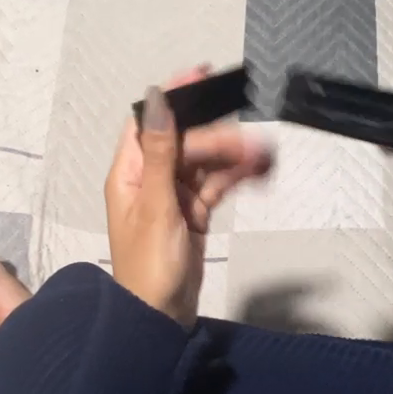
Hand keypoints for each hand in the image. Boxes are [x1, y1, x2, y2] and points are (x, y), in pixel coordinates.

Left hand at [105, 65, 272, 327]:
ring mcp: (172, 195)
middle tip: (249, 141)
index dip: (173, 97)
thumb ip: (160, 153)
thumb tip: (156, 99)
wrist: (161, 318)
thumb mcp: (156, 206)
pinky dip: (235, 177)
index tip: (201, 74)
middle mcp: (148, 178)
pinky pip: (215, 185)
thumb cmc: (150, 266)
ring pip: (204, 162)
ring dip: (232, 157)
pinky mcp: (193, 212)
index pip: (148, 123)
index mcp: (128, 173)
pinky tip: (258, 170)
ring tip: (264, 156)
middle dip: (216, 137)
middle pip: (184, 141)